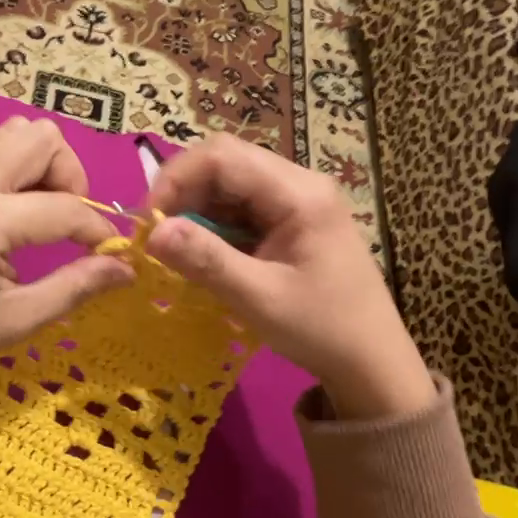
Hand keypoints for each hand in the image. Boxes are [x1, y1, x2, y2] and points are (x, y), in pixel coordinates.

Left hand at [0, 118, 132, 411]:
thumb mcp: (17, 320)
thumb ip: (75, 287)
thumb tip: (127, 267)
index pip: (63, 206)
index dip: (97, 230)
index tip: (112, 256)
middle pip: (42, 137)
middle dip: (71, 178)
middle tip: (69, 225)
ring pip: (21, 134)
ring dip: (47, 169)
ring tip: (47, 218)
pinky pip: (0, 150)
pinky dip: (25, 172)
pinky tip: (24, 216)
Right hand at [143, 134, 433, 419]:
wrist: (371, 361)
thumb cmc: (320, 329)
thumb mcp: (258, 298)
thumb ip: (206, 260)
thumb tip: (152, 231)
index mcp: (299, 193)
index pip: (222, 156)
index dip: (175, 180)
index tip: (147, 222)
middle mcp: (299, 183)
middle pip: (224, 163)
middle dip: (181, 194)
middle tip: (155, 237)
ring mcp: (296, 201)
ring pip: (229, 186)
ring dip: (194, 212)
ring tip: (174, 251)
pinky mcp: (291, 222)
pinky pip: (241, 209)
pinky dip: (213, 227)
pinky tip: (202, 256)